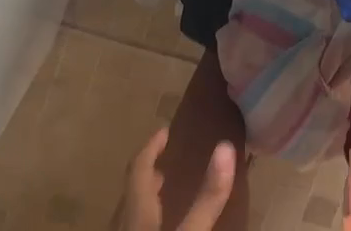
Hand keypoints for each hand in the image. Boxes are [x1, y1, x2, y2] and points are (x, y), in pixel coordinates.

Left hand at [120, 128, 236, 230]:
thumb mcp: (190, 230)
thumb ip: (207, 196)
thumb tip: (225, 147)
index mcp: (138, 211)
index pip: (138, 168)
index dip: (151, 147)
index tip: (164, 130)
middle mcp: (125, 223)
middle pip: (131, 188)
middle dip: (149, 170)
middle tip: (166, 158)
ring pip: (130, 209)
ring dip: (146, 194)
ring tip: (164, 187)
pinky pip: (134, 225)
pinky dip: (146, 215)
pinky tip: (161, 222)